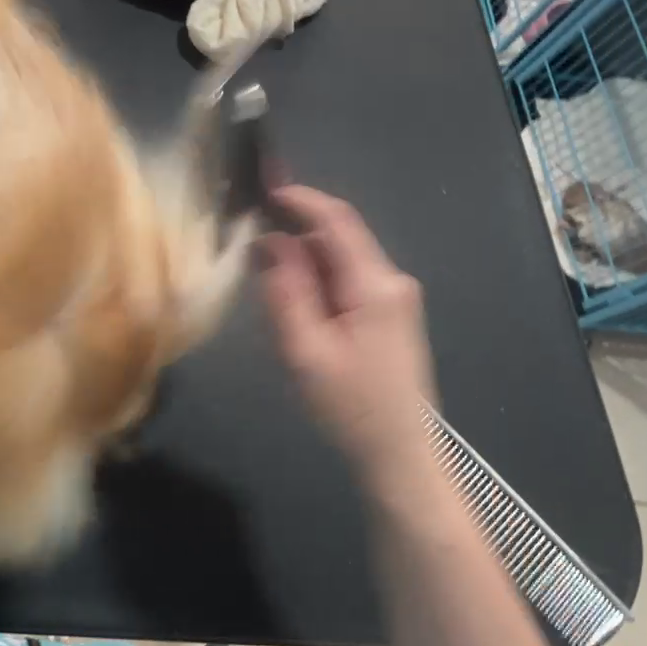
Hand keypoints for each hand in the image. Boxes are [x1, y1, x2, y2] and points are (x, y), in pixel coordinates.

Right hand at [256, 186, 434, 479]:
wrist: (400, 457)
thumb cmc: (351, 408)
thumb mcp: (304, 351)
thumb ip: (285, 290)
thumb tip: (269, 240)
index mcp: (375, 284)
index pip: (336, 219)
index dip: (298, 197)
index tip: (259, 187)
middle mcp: (391, 280)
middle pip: (335, 237)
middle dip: (290, 232)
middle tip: (246, 241)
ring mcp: (393, 297)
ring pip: (336, 259)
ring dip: (300, 259)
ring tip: (261, 276)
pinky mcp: (387, 313)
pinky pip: (344, 279)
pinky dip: (313, 279)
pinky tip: (290, 301)